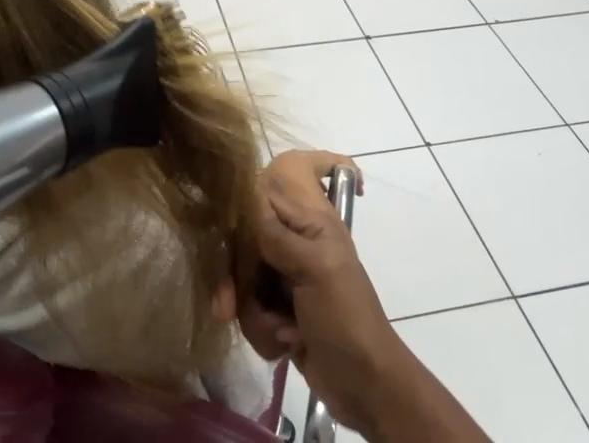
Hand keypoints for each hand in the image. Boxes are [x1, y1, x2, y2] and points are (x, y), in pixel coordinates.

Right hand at [244, 151, 408, 436]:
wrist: (366, 385)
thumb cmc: (346, 318)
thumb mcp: (316, 269)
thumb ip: (278, 236)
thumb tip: (244, 206)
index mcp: (309, 225)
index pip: (259, 203)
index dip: (236, 222)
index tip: (221, 248)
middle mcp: (295, 247)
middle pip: (243, 248)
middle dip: (238, 283)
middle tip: (227, 307)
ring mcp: (286, 281)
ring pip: (244, 285)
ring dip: (256, 314)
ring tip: (283, 333)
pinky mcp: (280, 313)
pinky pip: (251, 313)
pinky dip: (263, 332)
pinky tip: (285, 344)